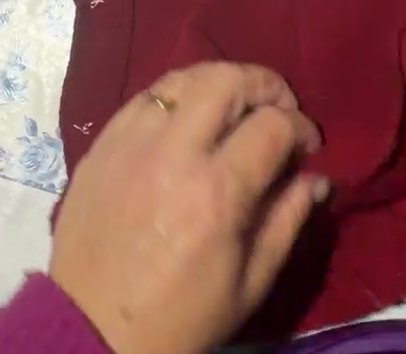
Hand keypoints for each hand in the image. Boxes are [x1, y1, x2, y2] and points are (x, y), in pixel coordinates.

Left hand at [49, 62, 330, 353]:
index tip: (308, 146)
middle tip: (278, 107)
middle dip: (265, 84)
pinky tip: (187, 119)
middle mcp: (174, 154)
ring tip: (234, 105)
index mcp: (217, 193)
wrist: (87, 337)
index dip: (302, 127)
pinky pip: (145, 96)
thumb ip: (289, 220)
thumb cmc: (179, 319)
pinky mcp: (102, 146)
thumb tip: (318, 177)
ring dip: (220, 82)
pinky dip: (177, 97)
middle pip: (228, 80)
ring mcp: (131, 144)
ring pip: (184, 77)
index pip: (274, 124)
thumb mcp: (250, 284)